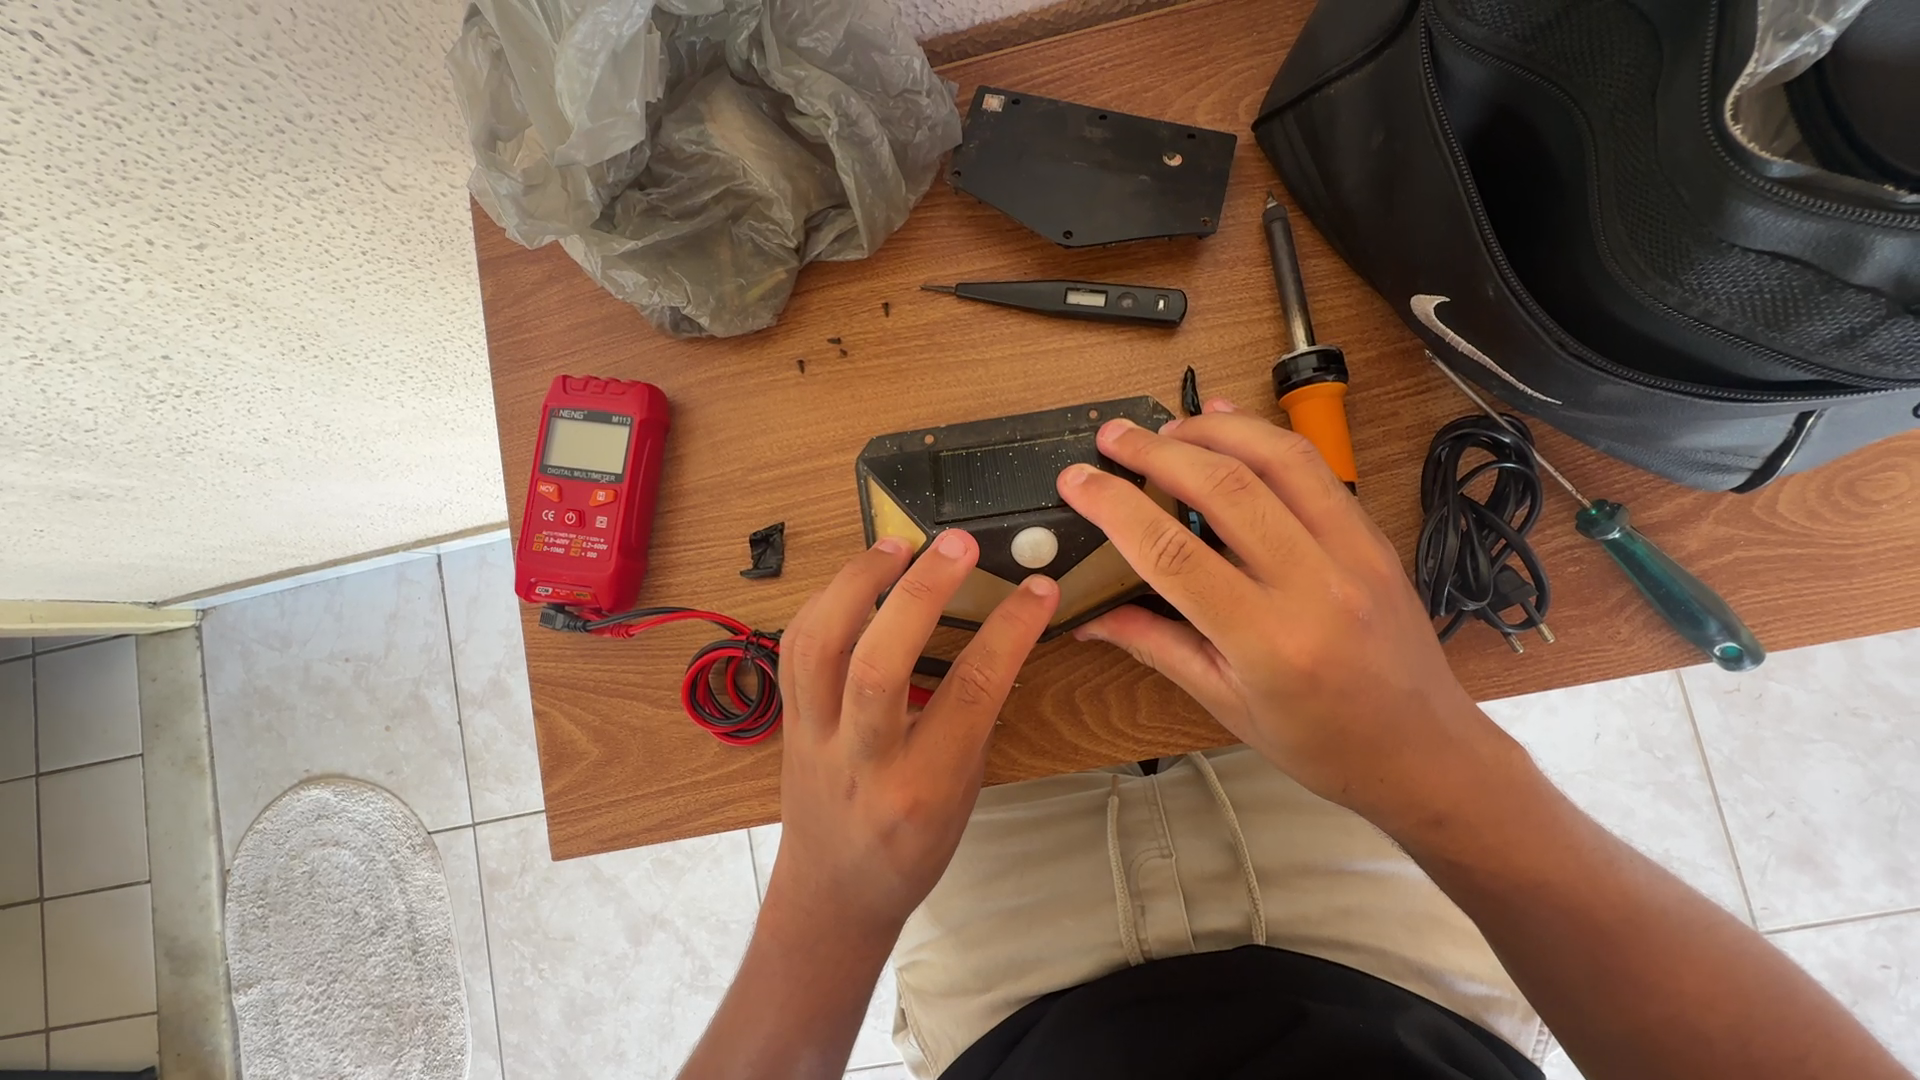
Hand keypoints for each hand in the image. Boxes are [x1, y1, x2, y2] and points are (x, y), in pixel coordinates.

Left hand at [768, 530, 1058, 933]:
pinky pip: (795, 648)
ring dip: (857, 582)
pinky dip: (825, 601)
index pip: (971, 693)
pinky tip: (854, 577)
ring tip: (896, 544)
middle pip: (880, 663)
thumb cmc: (911, 851)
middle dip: (921, 592)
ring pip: (821, 646)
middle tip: (956, 544)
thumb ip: (973, 719)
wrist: (833, 894)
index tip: (1037, 589)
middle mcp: (863, 758)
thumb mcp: (964, 794)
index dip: (1009, 630)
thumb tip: (995, 640)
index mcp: (924, 786)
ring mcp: (815, 736)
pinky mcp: (787, 720)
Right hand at [1057, 401, 1512, 826]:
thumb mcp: (1224, 703)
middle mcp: (1315, 585)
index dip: (1115, 508)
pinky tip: (1228, 421)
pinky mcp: (1371, 536)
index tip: (1077, 482)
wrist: (1424, 753)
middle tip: (1111, 438)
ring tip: (1165, 426)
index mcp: (1269, 641)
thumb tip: (1088, 618)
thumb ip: (1155, 645)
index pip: (1173, 555)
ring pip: (1278, 459)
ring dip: (1214, 429)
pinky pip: (1315, 469)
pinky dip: (1264, 435)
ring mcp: (1352, 553)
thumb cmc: (1321, 743)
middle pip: (1225, 488)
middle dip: (1156, 451)